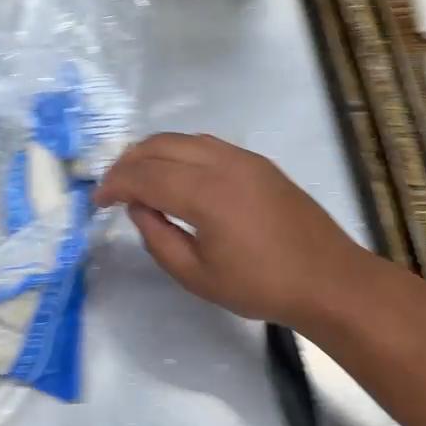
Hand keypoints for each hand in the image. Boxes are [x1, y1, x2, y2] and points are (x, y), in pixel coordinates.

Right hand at [94, 133, 381, 331]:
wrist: (328, 280)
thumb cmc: (261, 286)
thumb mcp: (197, 276)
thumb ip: (158, 239)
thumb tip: (139, 209)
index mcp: (205, 193)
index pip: (144, 176)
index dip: (114, 185)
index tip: (96, 201)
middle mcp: (222, 163)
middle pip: (160, 146)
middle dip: (128, 162)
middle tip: (111, 186)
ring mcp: (244, 158)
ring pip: (183, 139)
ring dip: (153, 152)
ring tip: (137, 177)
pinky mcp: (259, 163)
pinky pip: (207, 144)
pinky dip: (180, 151)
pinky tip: (175, 173)